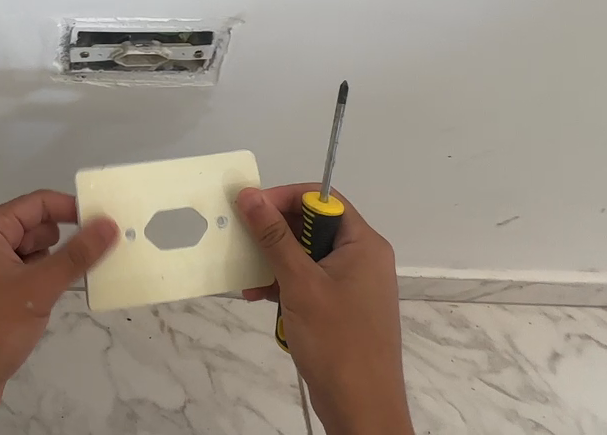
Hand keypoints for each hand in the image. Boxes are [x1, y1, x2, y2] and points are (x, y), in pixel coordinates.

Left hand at [0, 190, 119, 434]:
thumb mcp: (38, 288)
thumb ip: (76, 255)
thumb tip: (108, 224)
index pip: (38, 203)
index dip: (72, 208)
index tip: (106, 220)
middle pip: (37, 224)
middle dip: (68, 236)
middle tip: (105, 248)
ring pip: (34, 251)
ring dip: (58, 260)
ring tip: (88, 272)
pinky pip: (27, 272)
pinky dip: (47, 278)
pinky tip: (64, 293)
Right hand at [237, 184, 412, 434]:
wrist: (363, 412)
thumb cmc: (336, 341)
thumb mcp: (299, 283)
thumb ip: (273, 236)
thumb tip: (249, 193)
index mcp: (363, 244)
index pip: (322, 199)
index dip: (285, 197)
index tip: (251, 208)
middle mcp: (362, 258)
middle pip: (312, 225)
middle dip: (275, 233)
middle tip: (243, 239)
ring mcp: (353, 284)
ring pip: (307, 253)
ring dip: (275, 261)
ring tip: (247, 276)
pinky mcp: (343, 307)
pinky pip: (309, 279)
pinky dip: (285, 284)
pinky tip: (259, 296)